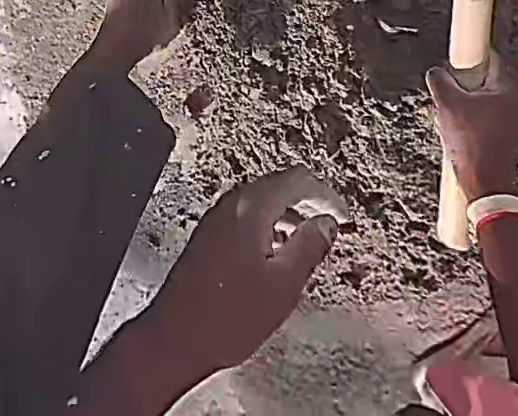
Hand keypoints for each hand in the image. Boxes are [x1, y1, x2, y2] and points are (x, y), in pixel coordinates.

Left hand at [145, 166, 347, 373]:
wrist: (175, 337)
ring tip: (307, 241)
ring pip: (262, 200)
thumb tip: (327, 222)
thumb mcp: (283, 285)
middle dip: (308, 201)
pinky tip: (276, 252)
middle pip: (278, 184)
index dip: (325, 194)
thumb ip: (309, 247)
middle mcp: (233, 202)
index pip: (297, 179)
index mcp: (252, 207)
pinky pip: (247, 214)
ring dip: (288, 214)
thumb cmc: (229, 315)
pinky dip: (269, 223)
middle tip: (329, 225)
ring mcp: (217, 216)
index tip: (342, 215)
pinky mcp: (209, 233)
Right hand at [426, 49, 517, 200]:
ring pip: (481, 99)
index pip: (492, 59)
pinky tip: (449, 125)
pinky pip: (481, 117)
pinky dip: (466, 116)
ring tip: (445, 108)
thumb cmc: (472, 141)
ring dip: (462, 100)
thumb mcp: (447, 102)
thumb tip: (436, 73)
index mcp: (508, 90)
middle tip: (448, 82)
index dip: (472, 54)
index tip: (459, 53)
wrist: (485, 183)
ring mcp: (509, 122)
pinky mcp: (501, 137)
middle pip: (485, 79)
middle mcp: (514, 104)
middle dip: (463, 81)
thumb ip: (439, 80)